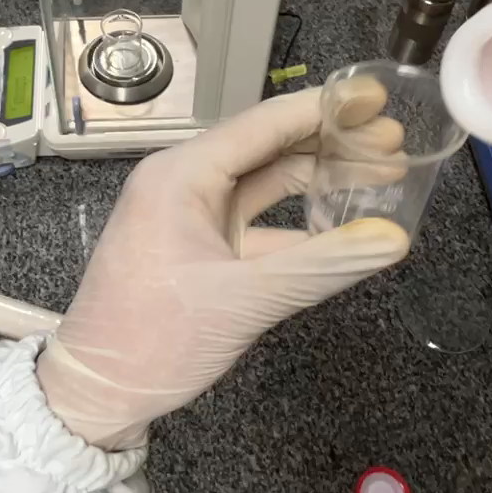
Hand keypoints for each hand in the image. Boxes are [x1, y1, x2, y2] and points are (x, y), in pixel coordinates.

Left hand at [38, 87, 411, 448]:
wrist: (97, 394)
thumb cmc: (154, 339)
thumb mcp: (244, 300)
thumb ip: (322, 265)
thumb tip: (394, 239)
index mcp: (181, 175)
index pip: (264, 124)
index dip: (325, 108)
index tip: (377, 98)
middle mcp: (184, 183)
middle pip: (269, 148)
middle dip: (331, 143)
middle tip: (394, 144)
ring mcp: (191, 216)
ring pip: (265, 183)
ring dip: (319, 180)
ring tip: (379, 177)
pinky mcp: (201, 248)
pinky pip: (257, 221)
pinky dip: (298, 222)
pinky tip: (340, 225)